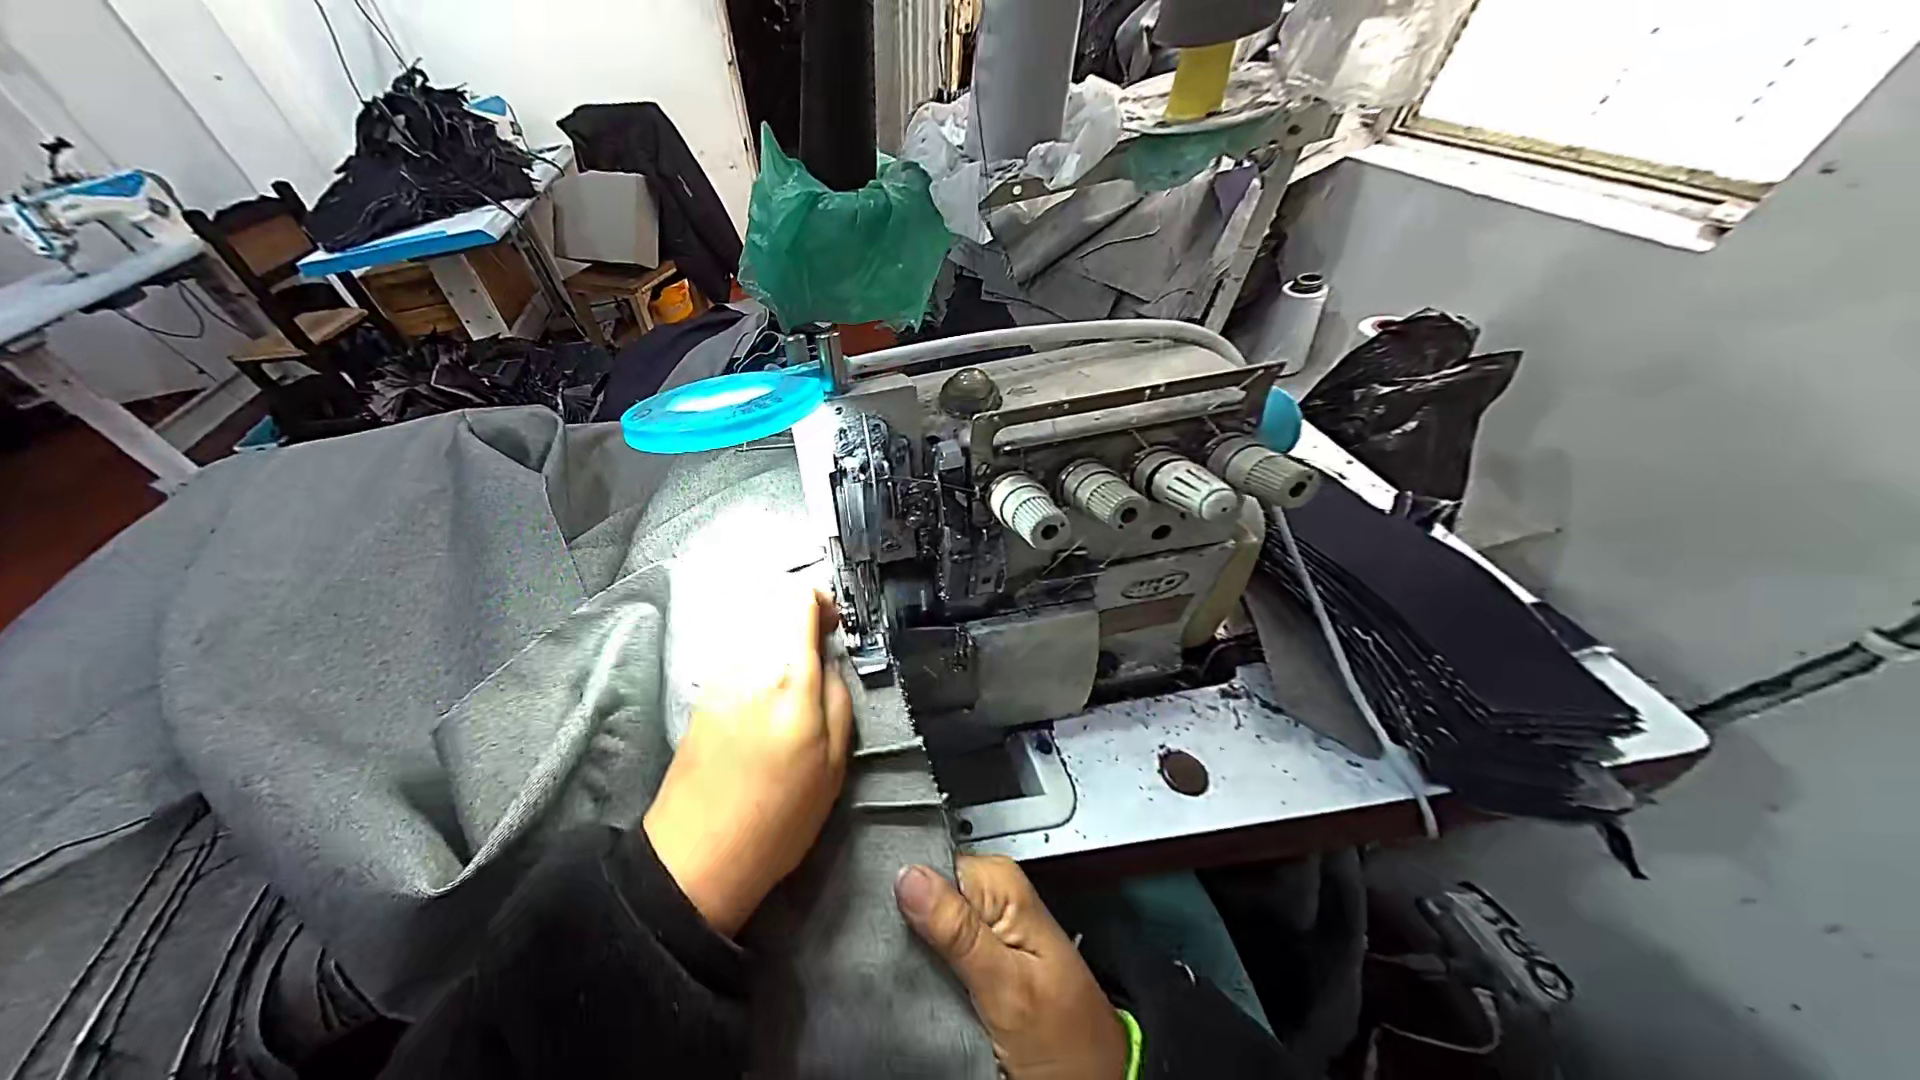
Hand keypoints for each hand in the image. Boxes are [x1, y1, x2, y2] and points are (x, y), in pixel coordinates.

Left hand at [644, 585, 853, 936]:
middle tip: (819, 655)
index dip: (823, 602)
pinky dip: (757, 662)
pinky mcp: (700, 697)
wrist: (697, 857)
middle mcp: (749, 668)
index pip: (799, 602)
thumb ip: (838, 698)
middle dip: (802, 622)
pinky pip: (737, 658)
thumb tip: (829, 664)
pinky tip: (764, 702)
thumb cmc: (777, 818)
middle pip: (775, 610)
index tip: (835, 625)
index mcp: (789, 681)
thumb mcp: (834, 764)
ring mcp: (719, 680)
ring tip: (792, 685)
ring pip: (754, 632)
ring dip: (778, 643)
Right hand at [895, 855, 1128, 1079]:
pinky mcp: (976, 955)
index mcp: (1001, 884)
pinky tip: (924, 981)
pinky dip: (923, 965)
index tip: (891, 920)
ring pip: (924, 920)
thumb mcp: (1008, 985)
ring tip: (919, 976)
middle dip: (907, 922)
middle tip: (912, 962)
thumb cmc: (1068, 1037)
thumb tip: (909, 877)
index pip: (931, 862)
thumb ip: (958, 930)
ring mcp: (983, 926)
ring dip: (913, 947)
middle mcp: (992, 896)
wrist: (1093, 1078)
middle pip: (925, 890)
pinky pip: (933, 947)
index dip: (904, 890)